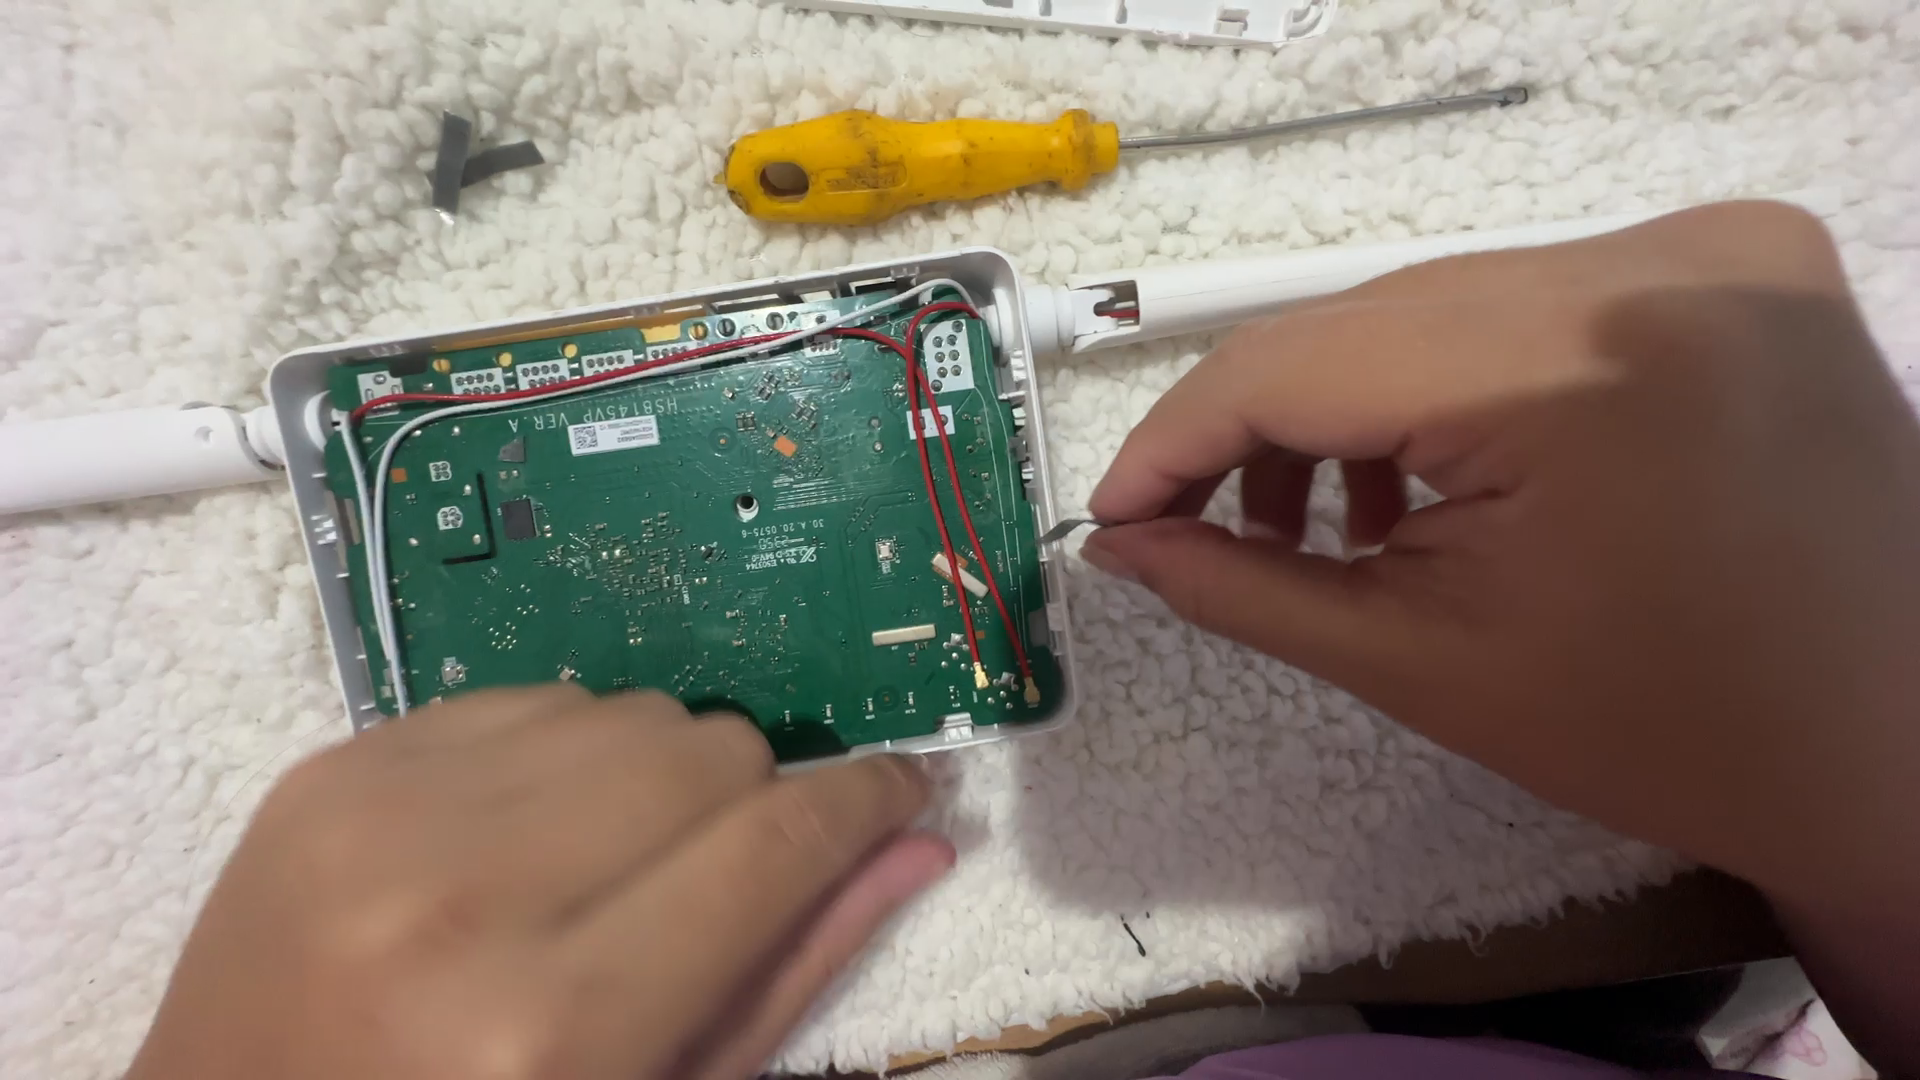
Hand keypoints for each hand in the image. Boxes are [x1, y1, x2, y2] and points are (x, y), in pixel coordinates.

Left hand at [126, 686, 950, 1079]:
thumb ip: (802, 958)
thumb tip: (917, 843)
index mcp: (554, 1029)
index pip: (776, 846)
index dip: (867, 798)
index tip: (907, 782)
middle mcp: (466, 901)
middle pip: (716, 751)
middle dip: (753, 798)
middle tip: (720, 866)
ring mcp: (386, 813)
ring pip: (642, 712)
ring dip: (665, 774)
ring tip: (615, 855)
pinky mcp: (342, 762)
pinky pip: (549, 697)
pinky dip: (578, 751)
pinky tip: (531, 826)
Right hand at [1085, 201, 1919, 915]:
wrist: (1903, 752)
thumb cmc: (1654, 730)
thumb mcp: (1404, 659)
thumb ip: (1231, 586)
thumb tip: (1114, 542)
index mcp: (1570, 368)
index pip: (1290, 369)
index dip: (1172, 441)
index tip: (1110, 509)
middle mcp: (1639, 262)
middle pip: (1339, 331)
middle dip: (1237, 435)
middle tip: (1181, 523)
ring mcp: (1690, 246)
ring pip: (1401, 317)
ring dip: (1318, 417)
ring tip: (1300, 526)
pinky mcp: (1707, 261)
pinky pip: (1481, 313)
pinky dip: (1408, 393)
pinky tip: (1401, 482)